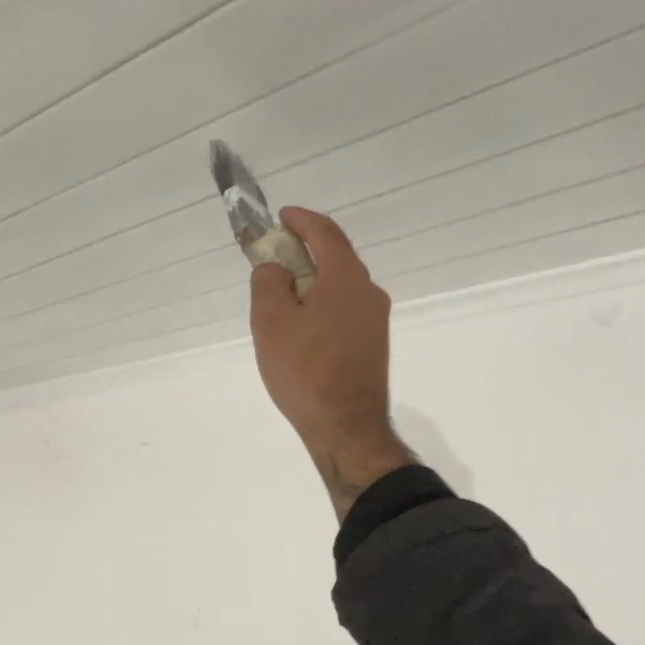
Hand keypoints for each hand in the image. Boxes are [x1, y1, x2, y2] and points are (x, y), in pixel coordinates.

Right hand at [249, 207, 414, 518]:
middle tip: (275, 258)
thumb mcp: (271, 322)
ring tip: (282, 300)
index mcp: (346, 277)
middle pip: (336, 259)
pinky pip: (344, 313)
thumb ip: (268, 282)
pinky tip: (302, 330)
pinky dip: (322, 308)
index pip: (325, 233)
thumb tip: (276, 268)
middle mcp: (369, 293)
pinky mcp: (373, 348)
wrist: (346, 428)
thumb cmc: (305, 371)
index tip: (282, 217)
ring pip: (340, 289)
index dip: (301, 220)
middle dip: (305, 253)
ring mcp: (375, 322)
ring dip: (313, 284)